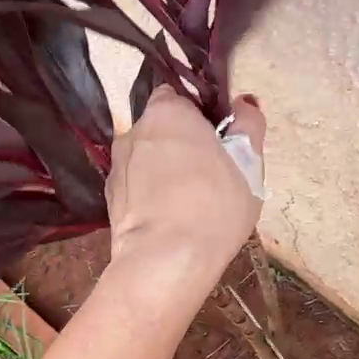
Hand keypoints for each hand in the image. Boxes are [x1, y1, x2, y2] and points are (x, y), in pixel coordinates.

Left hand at [106, 86, 264, 279]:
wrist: (165, 260)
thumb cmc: (214, 204)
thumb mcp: (249, 164)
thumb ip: (249, 125)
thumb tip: (245, 102)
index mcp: (168, 112)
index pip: (178, 98)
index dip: (198, 116)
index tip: (217, 140)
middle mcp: (134, 131)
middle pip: (160, 129)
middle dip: (180, 144)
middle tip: (210, 173)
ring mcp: (117, 165)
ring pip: (146, 159)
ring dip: (163, 170)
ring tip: (188, 202)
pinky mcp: (109, 198)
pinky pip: (135, 186)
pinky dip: (149, 194)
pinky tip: (168, 219)